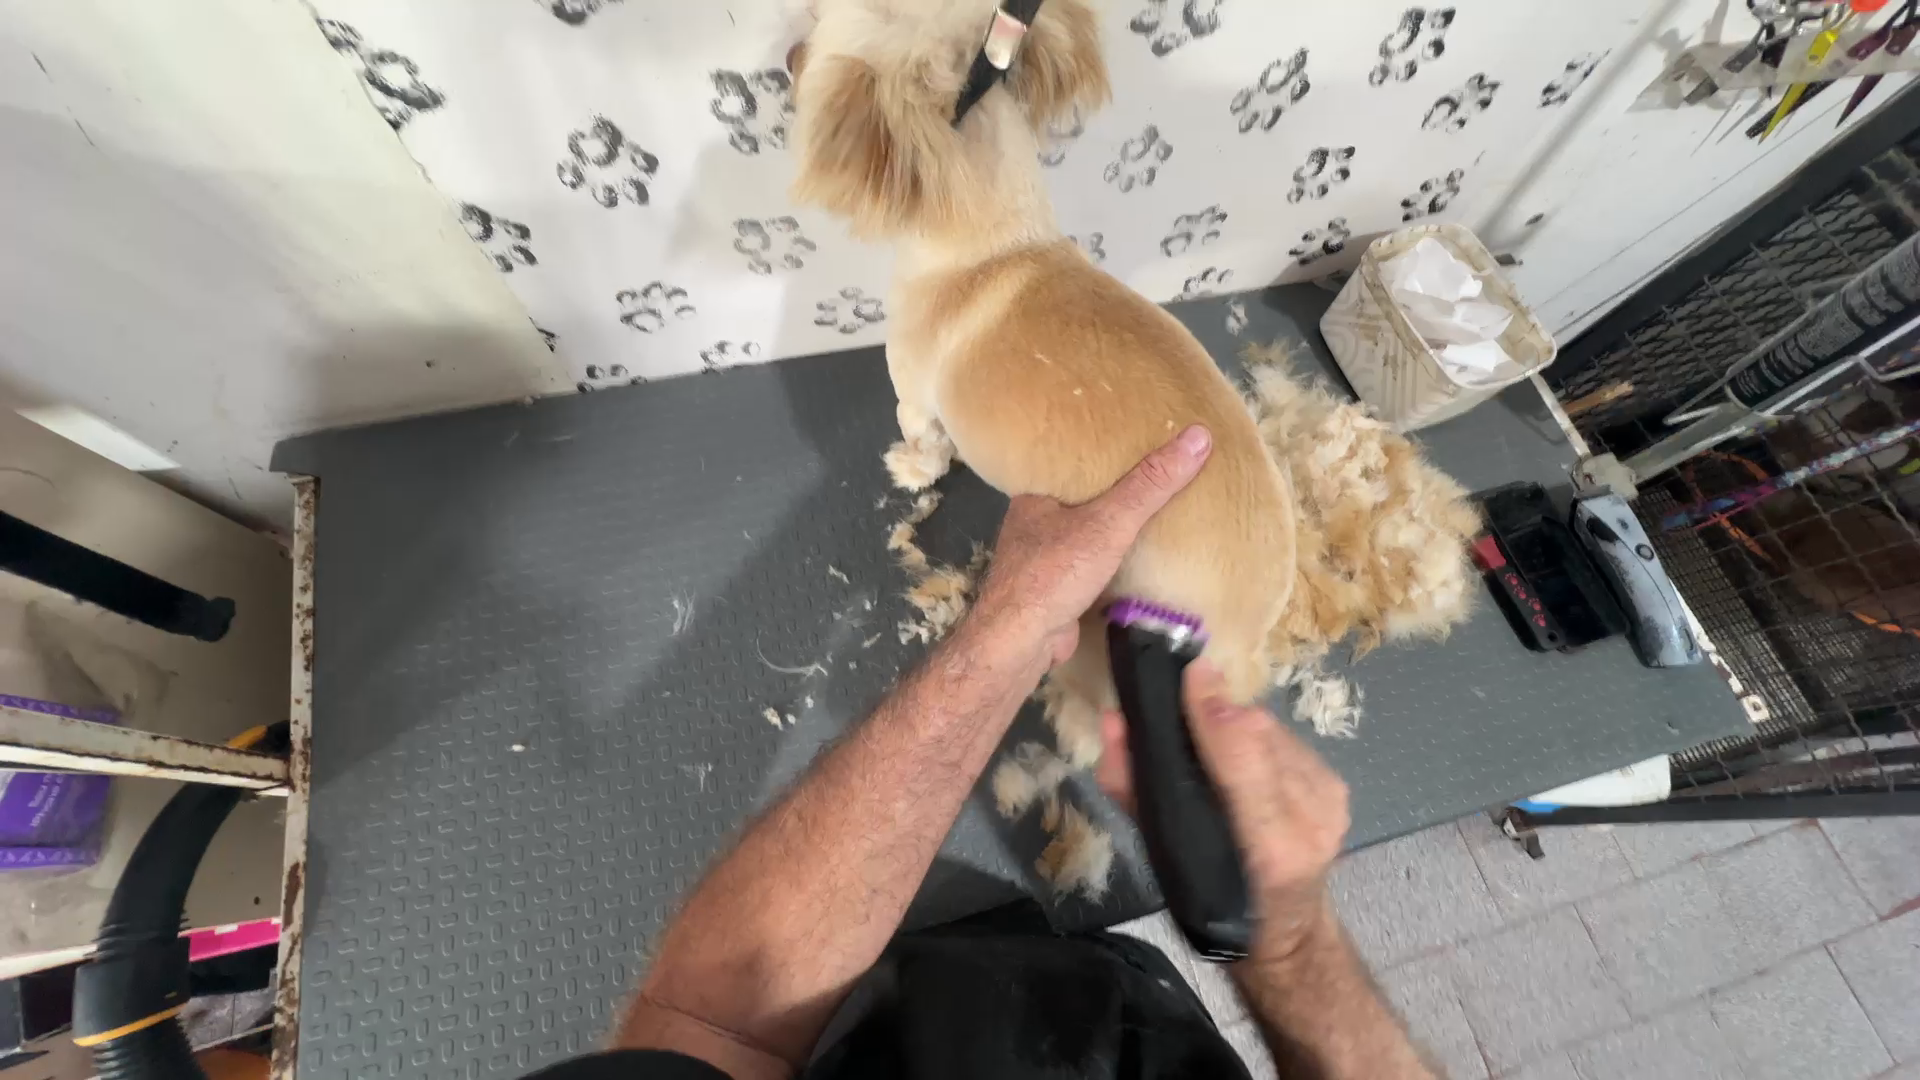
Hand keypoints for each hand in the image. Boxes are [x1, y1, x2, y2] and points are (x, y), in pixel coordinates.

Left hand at [971, 425, 1211, 667]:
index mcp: (1034, 497)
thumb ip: (1150, 484)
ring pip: (1085, 535)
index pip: (1072, 464)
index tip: (1139, 438)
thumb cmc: (1055, 572)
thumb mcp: (1109, 521)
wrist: (1022, 641)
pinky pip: (1089, 566)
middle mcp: (1033, 525)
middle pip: (1082, 499)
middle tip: (1160, 472)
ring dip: (1113, 529)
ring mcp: (1041, 560)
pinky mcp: (1054, 591)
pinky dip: (1111, 561)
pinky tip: (1138, 556)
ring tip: (1157, 508)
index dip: (1104, 452)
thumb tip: (1199, 436)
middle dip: (1115, 491)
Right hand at [1095, 660, 1350, 965]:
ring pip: (1272, 728)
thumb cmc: (1211, 899)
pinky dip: (1258, 741)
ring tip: (1214, 748)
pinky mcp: (1340, 789)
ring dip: (1236, 727)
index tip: (1189, 673)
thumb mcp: (1160, 851)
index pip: (1242, 757)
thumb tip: (1111, 721)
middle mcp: (1311, 818)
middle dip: (1216, 716)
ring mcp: (1331, 802)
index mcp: (1267, 846)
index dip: (1213, 710)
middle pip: (1258, 730)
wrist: (1287, 932)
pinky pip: (1288, 740)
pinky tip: (1245, 762)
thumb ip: (1132, 785)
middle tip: (1184, 722)